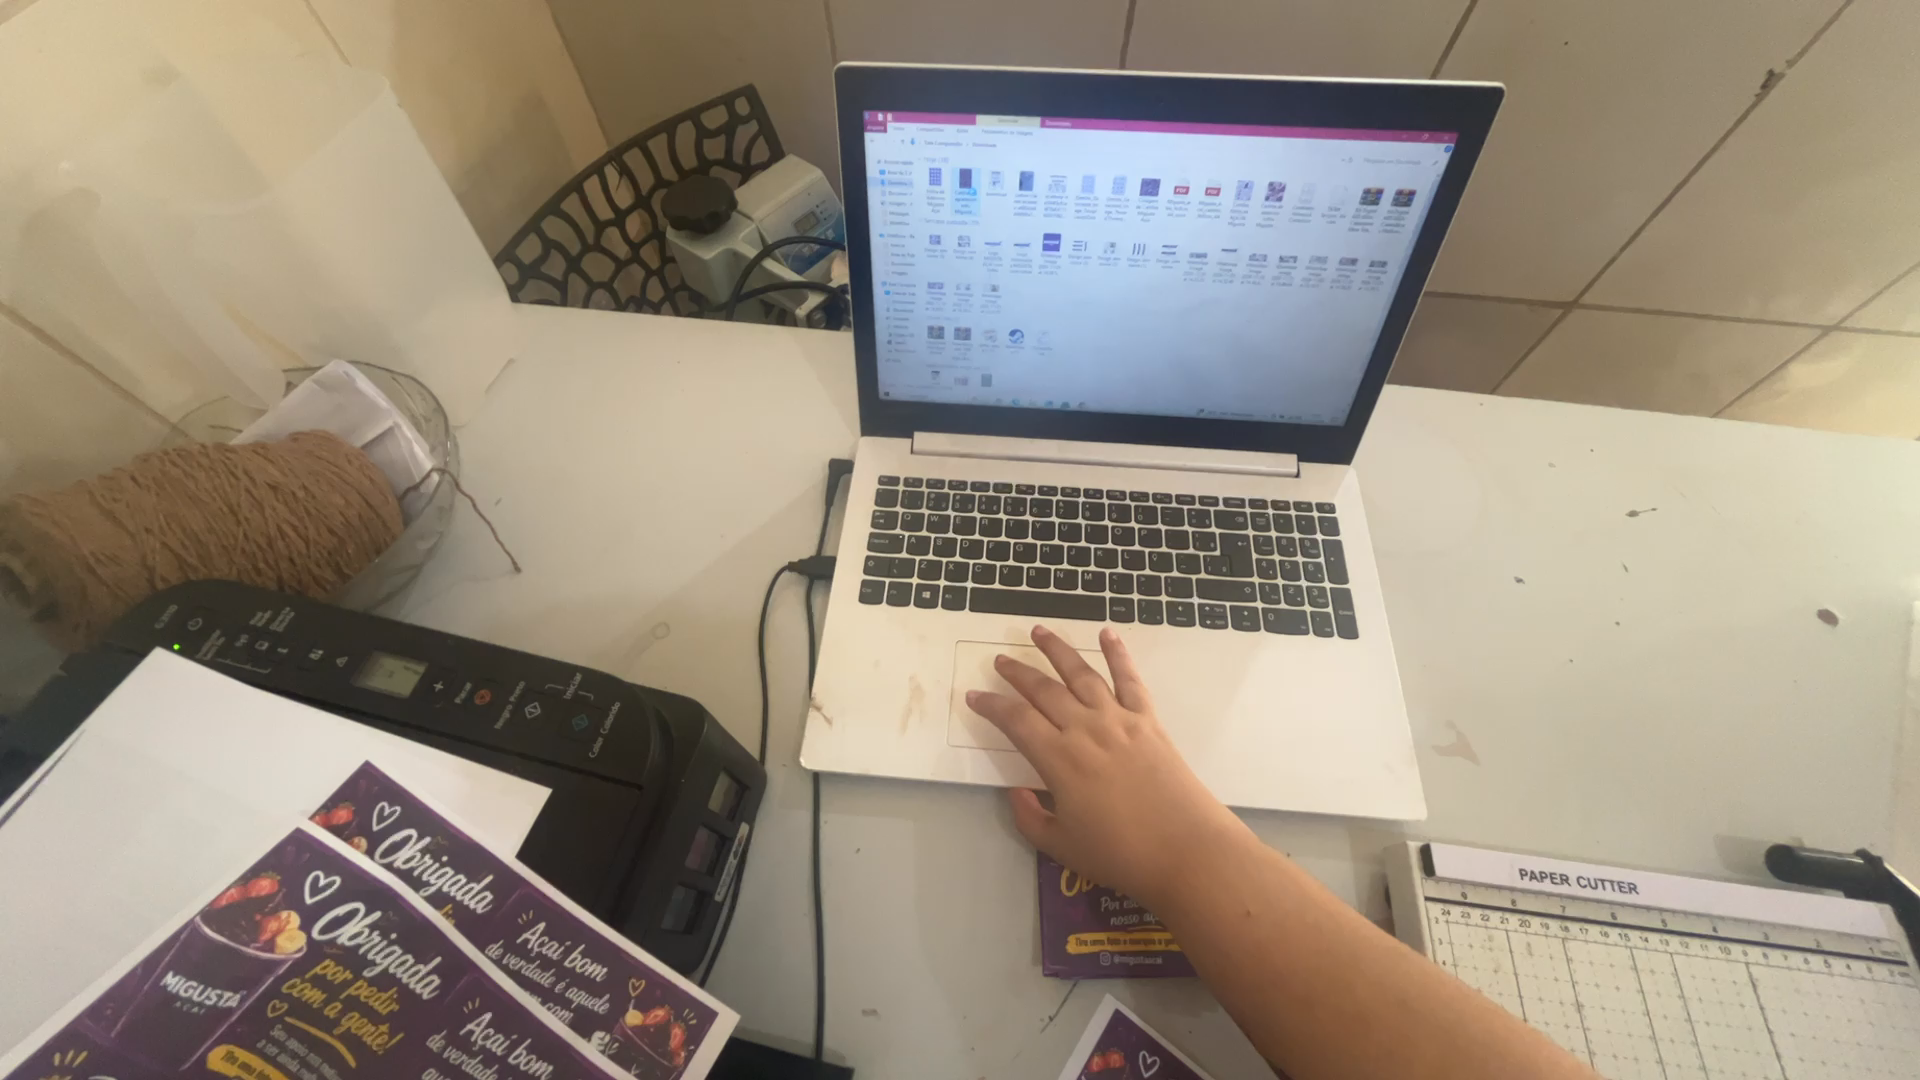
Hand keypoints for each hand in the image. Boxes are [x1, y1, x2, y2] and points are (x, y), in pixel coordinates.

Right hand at [966, 625, 1253, 909]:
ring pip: (1081, 674)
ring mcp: (1118, 719)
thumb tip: (1015, 791)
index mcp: (1059, 759)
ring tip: (1039, 631)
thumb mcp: (1061, 846)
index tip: (974, 695)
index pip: (1015, 721)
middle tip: (1000, 659)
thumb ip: (1029, 817)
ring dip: (1057, 650)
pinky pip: (1129, 679)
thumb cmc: (1121, 854)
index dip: (991, 705)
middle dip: (1017, 672)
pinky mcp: (1148, 719)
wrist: (1187, 851)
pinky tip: (1107, 633)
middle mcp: (1084, 729)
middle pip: (1043, 690)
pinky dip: (1117, 653)